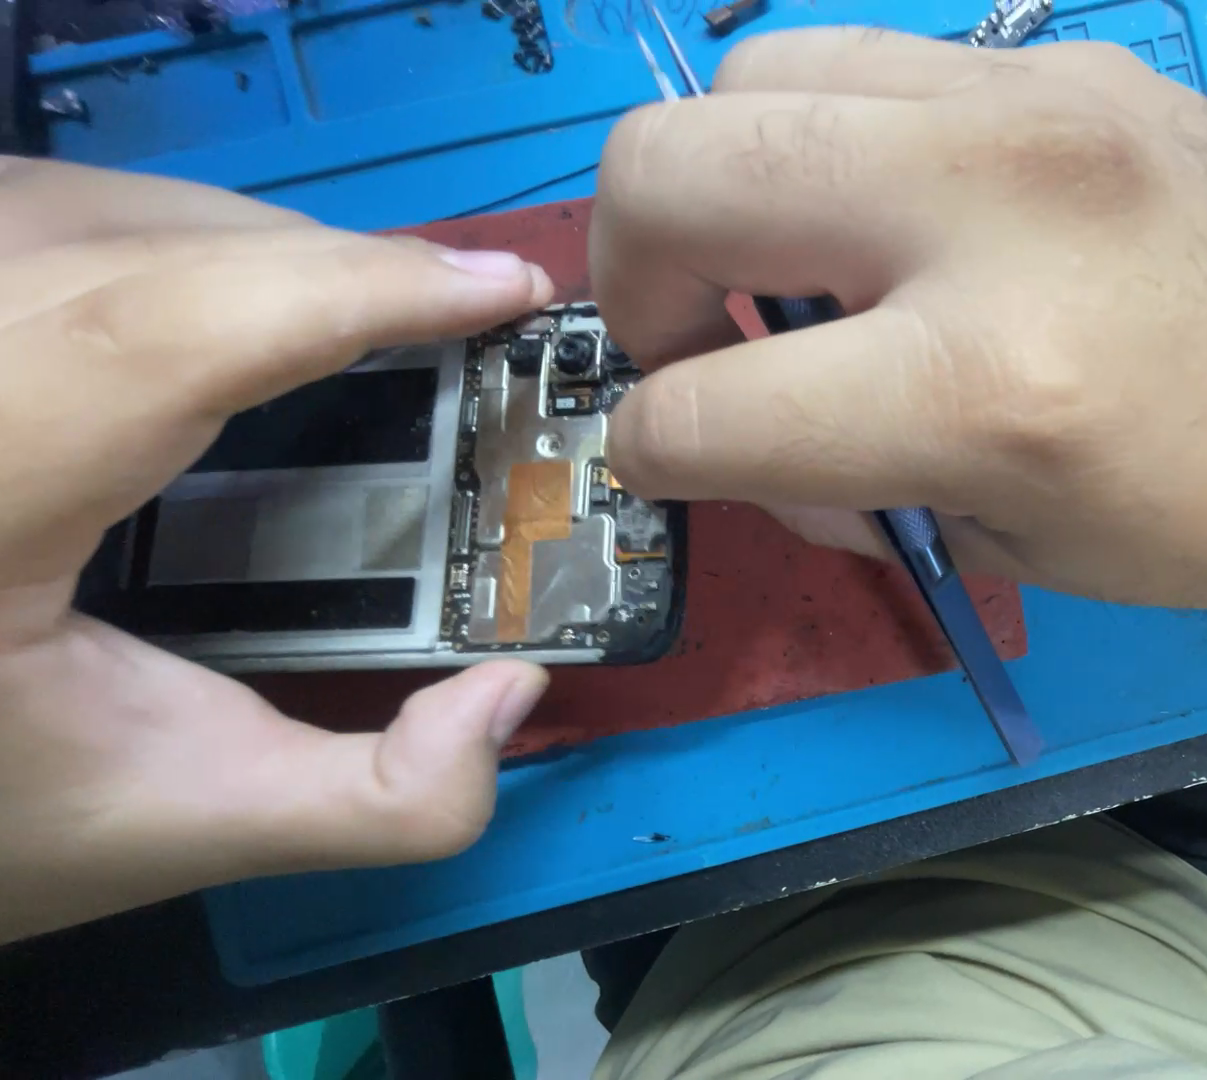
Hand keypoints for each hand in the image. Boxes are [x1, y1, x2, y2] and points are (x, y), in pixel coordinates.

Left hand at [0, 160, 553, 942]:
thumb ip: (385, 798)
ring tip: (376, 300)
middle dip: (335, 263)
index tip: (504, 287)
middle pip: (131, 248)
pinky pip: (36, 211)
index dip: (353, 291)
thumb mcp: (193, 821)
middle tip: (467, 303)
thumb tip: (514, 689)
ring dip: (260, 244)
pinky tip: (242, 295)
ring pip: (76, 204)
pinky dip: (172, 235)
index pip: (158, 337)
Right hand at [591, 28, 1206, 607]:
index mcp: (983, 388)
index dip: (654, 446)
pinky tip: (894, 222)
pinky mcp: (1075, 65)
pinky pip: (871, 66)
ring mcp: (1038, 106)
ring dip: (725, 189)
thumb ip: (836, 483)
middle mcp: (994, 214)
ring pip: (754, 81)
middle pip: (670, 170)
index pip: (710, 407)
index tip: (666, 453)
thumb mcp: (1000, 545)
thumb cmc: (1197, 524)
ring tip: (795, 272)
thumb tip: (733, 433)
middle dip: (634, 277)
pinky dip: (832, 151)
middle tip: (691, 340)